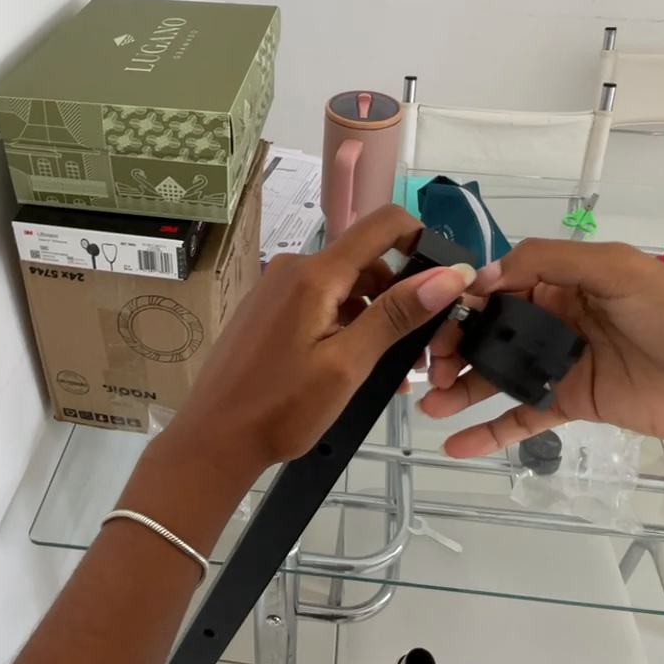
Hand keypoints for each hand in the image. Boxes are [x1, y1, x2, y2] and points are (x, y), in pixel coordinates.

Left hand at [167, 205, 474, 478]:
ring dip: (375, 319)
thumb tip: (449, 275)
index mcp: (315, 273)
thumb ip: (397, 315)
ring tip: (393, 371)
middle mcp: (294, 269)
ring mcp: (277, 289)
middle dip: (400, 297)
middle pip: (366, 262)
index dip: (421, 239)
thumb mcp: (348, 364)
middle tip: (422, 352)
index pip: (382, 224)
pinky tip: (357, 367)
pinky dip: (346, 327)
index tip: (443, 280)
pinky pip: (320, 305)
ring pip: (345, 288)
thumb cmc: (281, 408)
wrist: (214, 439)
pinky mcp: (268, 311)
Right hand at [420, 238, 663, 459]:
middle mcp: (555, 320)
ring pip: (497, 375)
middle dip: (455, 348)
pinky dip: (489, 433)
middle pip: (490, 332)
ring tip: (429, 404)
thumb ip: (549, 262)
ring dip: (461, 389)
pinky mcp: (572, 404)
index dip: (464, 302)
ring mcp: (560, 364)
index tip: (435, 320)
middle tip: (431, 370)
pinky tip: (455, 446)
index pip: (499, 287)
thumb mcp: (616, 269)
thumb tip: (482, 279)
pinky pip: (522, 418)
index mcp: (563, 282)